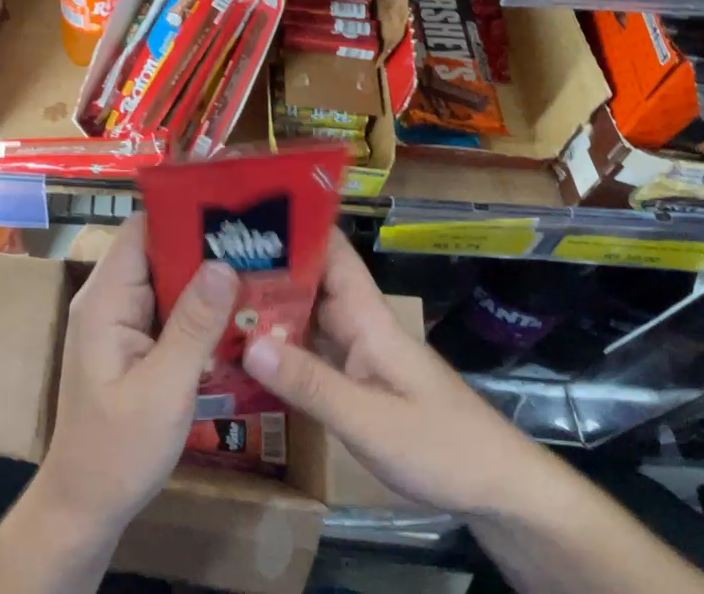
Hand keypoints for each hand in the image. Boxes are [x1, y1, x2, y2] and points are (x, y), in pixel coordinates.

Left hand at [35, 215, 237, 530]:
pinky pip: (167, 312)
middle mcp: (108, 301)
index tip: (234, 211)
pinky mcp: (132, 345)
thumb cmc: (119, 449)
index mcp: (105, 300)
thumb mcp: (164, 387)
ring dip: (206, 280)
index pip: (142, 231)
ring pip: (166, 282)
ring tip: (263, 270)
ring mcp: (119, 323)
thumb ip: (194, 324)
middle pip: (157, 252)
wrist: (87, 503)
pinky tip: (239, 314)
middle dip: (205, 246)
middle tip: (263, 243)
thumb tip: (224, 262)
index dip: (184, 215)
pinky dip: (199, 310)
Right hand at [241, 235, 552, 514]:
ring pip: (306, 319)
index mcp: (369, 319)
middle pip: (310, 284)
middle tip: (205, 260)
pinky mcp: (357, 384)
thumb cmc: (443, 447)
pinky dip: (279, 349)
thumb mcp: (371, 421)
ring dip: (267, 309)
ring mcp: (358, 357)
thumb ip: (311, 384)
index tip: (247, 213)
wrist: (498, 490)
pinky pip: (310, 354)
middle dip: (265, 268)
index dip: (298, 227)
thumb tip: (248, 343)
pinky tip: (245, 353)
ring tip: (212, 299)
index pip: (334, 254)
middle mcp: (360, 328)